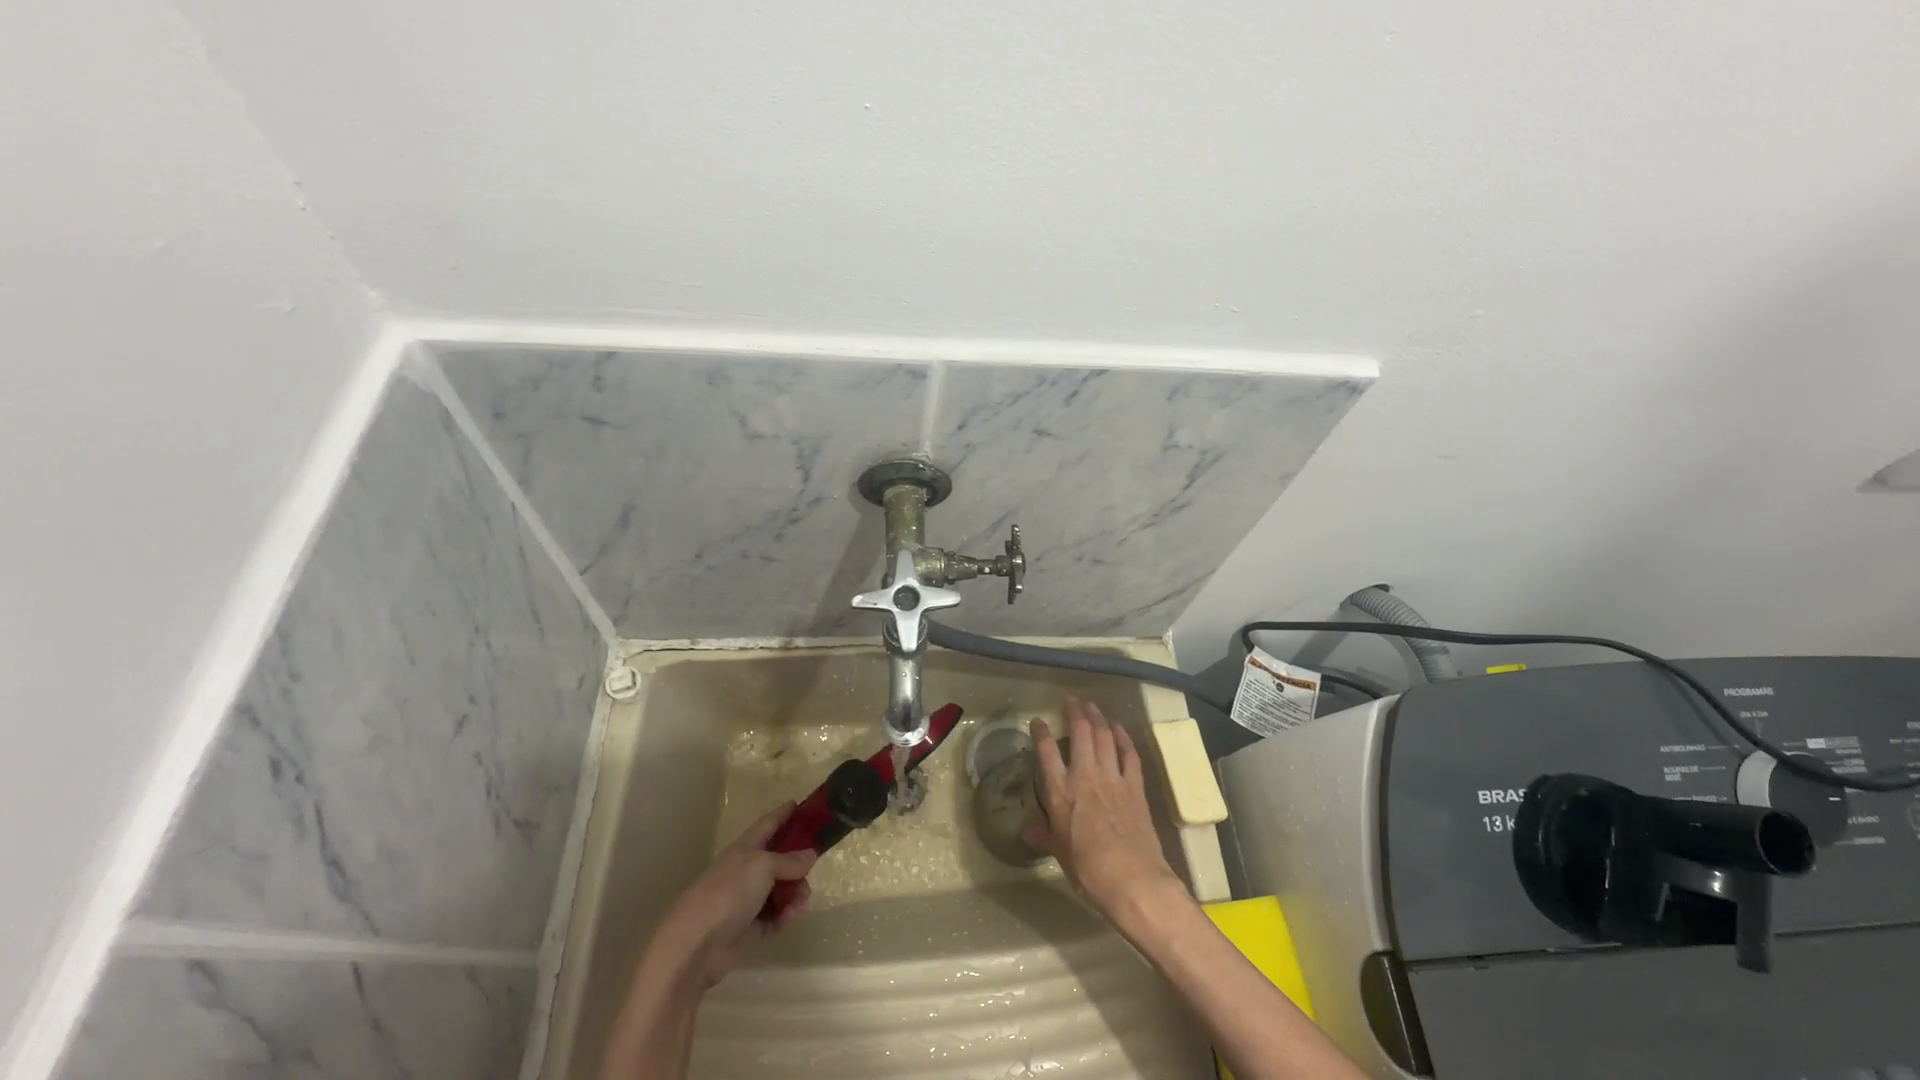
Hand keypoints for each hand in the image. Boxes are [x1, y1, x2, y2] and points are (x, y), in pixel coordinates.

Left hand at [650, 804, 815, 987]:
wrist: (696, 944)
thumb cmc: (728, 894)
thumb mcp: (762, 866)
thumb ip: (789, 860)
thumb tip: (810, 854)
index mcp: (745, 849)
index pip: (768, 824)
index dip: (784, 813)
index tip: (801, 804)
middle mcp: (745, 871)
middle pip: (779, 860)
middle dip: (798, 865)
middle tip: (810, 874)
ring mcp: (746, 899)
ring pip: (780, 890)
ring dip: (794, 895)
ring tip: (798, 904)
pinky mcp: (748, 926)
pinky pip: (774, 916)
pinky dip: (783, 916)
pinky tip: (788, 919)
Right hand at [1024, 697, 1184, 920]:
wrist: (1132, 878)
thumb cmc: (1087, 869)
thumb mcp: (1060, 852)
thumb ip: (1045, 836)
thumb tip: (1029, 831)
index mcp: (1061, 791)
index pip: (1046, 751)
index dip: (1041, 732)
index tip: (1038, 721)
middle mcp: (1085, 776)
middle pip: (1080, 733)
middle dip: (1074, 713)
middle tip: (1071, 701)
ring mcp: (1114, 778)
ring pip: (1105, 737)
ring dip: (1098, 718)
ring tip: (1092, 706)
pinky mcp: (1136, 787)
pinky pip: (1129, 755)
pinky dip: (1124, 738)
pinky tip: (1120, 729)